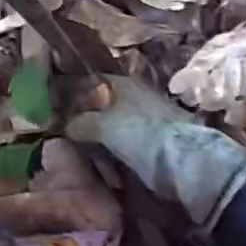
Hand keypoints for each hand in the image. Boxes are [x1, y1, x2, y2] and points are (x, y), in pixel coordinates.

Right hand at [66, 75, 245, 231]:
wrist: (189, 164)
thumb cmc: (142, 135)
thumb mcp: (102, 126)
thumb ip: (80, 122)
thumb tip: (64, 125)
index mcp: (124, 83)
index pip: (92, 81)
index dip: (74, 92)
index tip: (56, 108)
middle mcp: (138, 94)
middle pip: (104, 102)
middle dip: (87, 114)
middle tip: (64, 131)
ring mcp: (151, 117)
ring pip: (116, 121)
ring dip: (101, 133)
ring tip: (81, 148)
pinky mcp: (160, 139)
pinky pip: (128, 140)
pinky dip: (115, 147)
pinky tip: (104, 158)